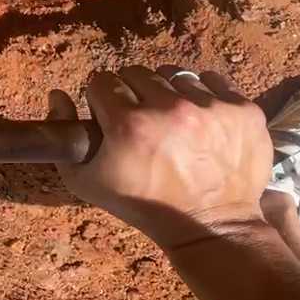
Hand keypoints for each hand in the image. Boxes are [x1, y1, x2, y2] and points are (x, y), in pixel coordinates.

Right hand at [47, 66, 272, 251]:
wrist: (212, 226)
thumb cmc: (142, 204)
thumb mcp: (85, 181)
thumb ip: (62, 133)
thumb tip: (56, 94)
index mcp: (129, 123)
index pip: (102, 80)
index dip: (101, 98)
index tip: (109, 116)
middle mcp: (170, 108)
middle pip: (137, 72)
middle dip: (132, 92)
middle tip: (139, 119)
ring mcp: (211, 107)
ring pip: (174, 75)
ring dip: (167, 92)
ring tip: (171, 120)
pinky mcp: (243, 110)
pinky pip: (211, 81)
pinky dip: (202, 95)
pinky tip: (198, 120)